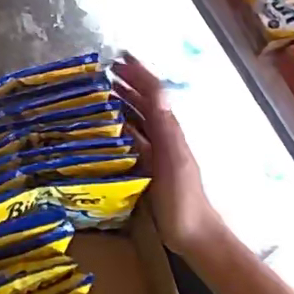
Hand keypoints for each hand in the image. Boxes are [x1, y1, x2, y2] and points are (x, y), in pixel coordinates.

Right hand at [111, 53, 228, 257]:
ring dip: (121, 100)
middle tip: (102, 71)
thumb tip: (157, 90)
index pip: (153, 92)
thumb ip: (165, 127)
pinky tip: (104, 127)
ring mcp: (156, 150)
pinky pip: (131, 137)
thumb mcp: (173, 160)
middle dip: (127, 82)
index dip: (138, 73)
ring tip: (99, 91)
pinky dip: (118, 125)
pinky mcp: (147, 165)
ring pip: (137, 117)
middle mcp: (163, 135)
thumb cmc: (182, 199)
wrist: (194, 236)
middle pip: (145, 101)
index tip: (118, 57)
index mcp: (169, 129)